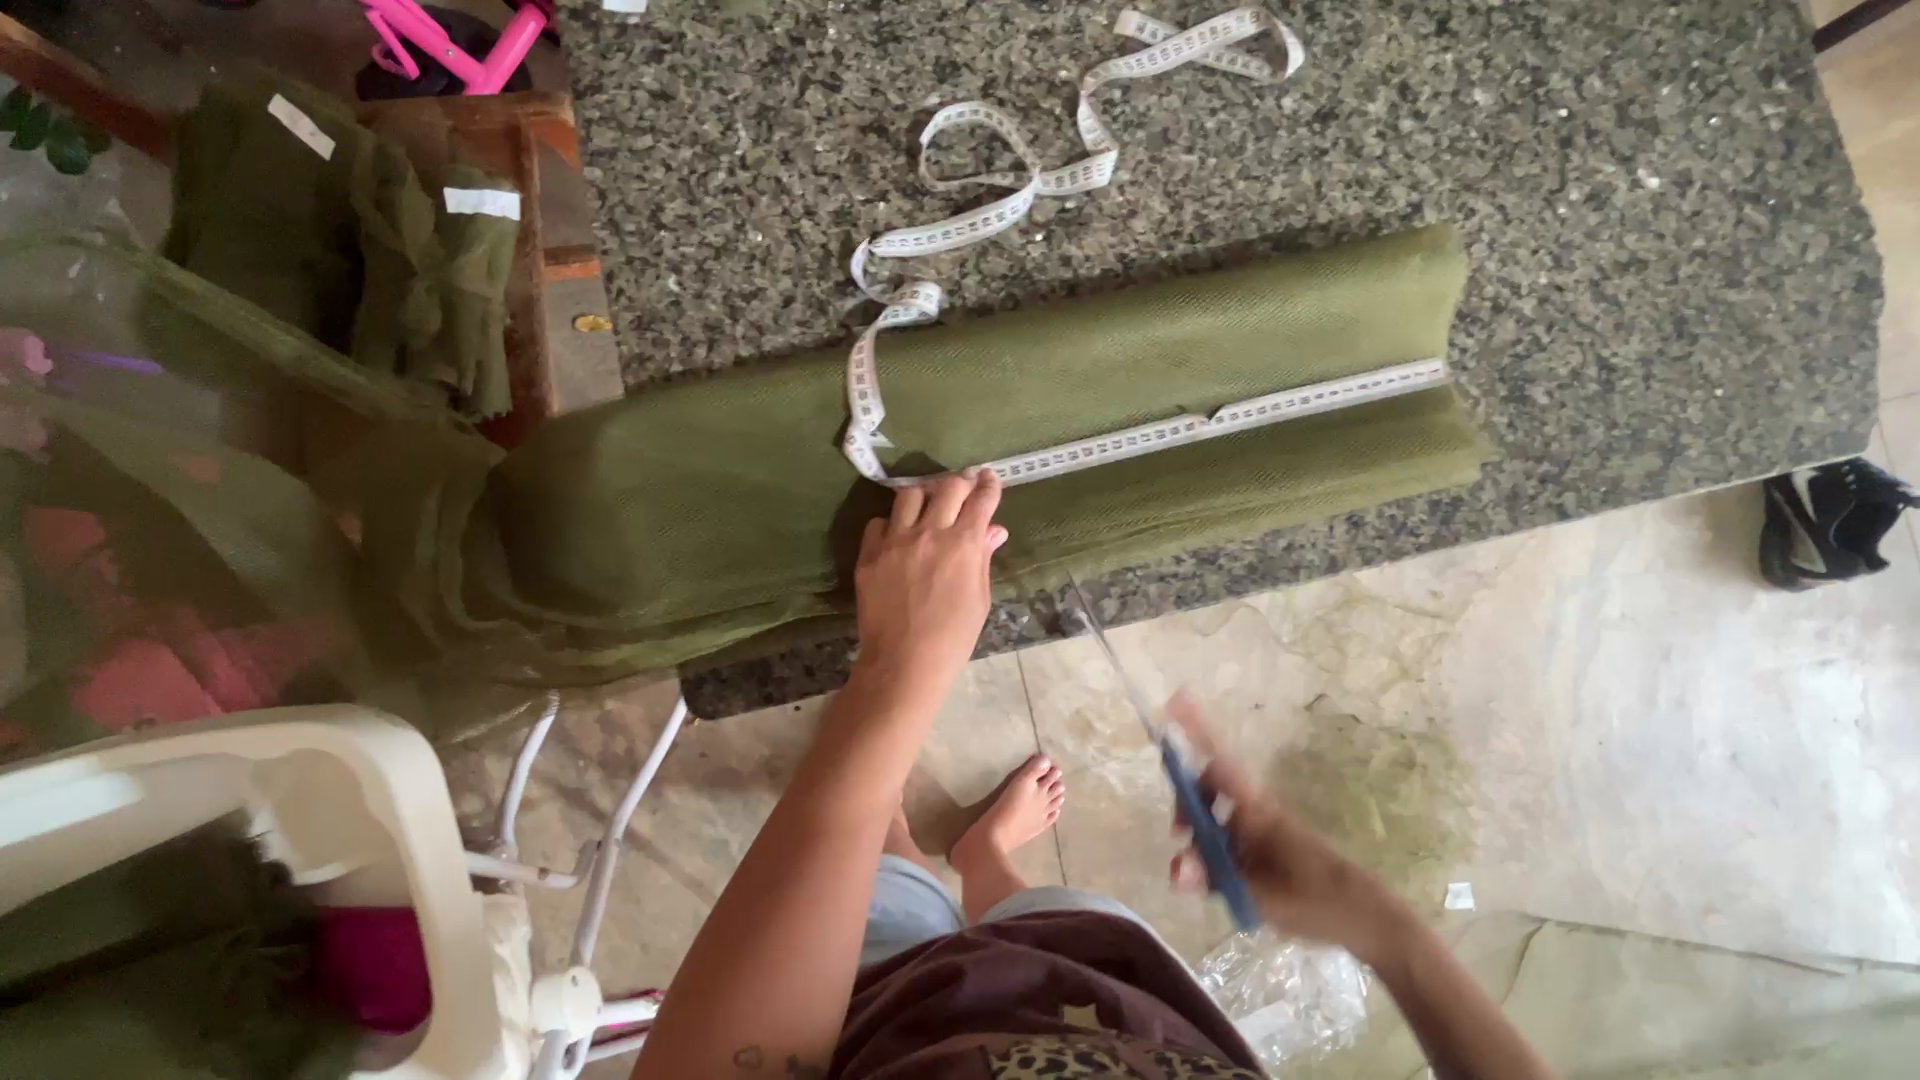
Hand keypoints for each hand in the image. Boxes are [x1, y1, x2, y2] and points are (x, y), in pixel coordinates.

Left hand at [852, 469, 1007, 694]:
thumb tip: (993, 530)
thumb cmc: (953, 637)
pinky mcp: (869, 554)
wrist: (904, 661)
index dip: (989, 486)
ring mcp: (895, 541)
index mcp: (963, 544)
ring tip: (927, 507)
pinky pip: (878, 523)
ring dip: (923, 496)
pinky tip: (897, 536)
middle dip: (960, 482)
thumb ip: (982, 558)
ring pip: (908, 495)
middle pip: (947, 487)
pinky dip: (891, 524)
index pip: (981, 500)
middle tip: (963, 487)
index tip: (990, 478)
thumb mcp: (979, 598)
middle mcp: (929, 532)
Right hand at [1166, 693, 1414, 963]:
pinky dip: (1214, 851)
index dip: (1197, 727)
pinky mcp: (1268, 848)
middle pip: (1209, 785)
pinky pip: (1229, 836)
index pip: (1220, 759)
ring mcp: (1263, 828)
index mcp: (1256, 810)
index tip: (1176, 698)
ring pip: (1217, 814)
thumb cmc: (1317, 900)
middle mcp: (1257, 810)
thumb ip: (1215, 878)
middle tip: (1178, 836)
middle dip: (1187, 804)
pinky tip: (1217, 883)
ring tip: (1197, 875)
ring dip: (1199, 834)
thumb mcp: (1261, 895)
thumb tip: (1175, 867)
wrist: (1368, 919)